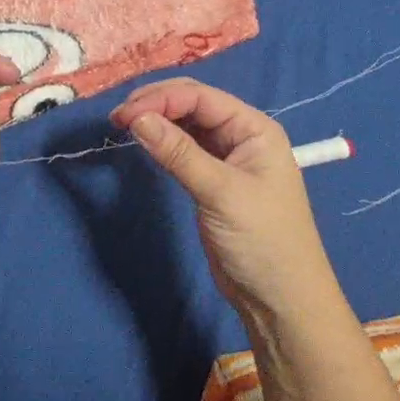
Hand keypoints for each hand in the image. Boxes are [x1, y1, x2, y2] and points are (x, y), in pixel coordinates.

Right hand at [110, 78, 325, 317]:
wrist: (281, 303)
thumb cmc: (263, 242)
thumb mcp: (220, 193)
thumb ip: (178, 153)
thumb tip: (135, 118)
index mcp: (254, 128)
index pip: (200, 97)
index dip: (160, 99)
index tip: (124, 115)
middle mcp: (241, 135)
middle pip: (192, 103)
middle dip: (155, 104)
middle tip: (117, 118)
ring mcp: (227, 157)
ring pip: (185, 124)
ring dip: (156, 120)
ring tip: (123, 126)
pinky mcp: (212, 180)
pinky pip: (184, 147)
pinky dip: (162, 141)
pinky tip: (145, 142)